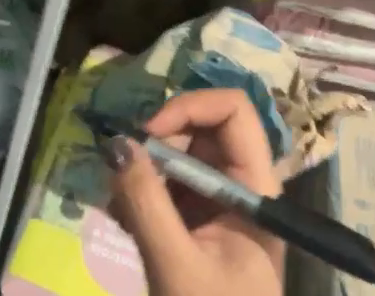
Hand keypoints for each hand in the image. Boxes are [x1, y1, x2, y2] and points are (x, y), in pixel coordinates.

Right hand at [106, 89, 284, 295]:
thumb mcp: (176, 266)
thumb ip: (146, 202)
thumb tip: (117, 143)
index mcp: (257, 188)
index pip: (233, 112)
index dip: (191, 107)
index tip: (148, 134)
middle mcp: (241, 187)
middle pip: (200, 131)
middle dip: (156, 145)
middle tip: (120, 175)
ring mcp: (218, 207)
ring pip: (177, 160)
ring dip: (143, 175)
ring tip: (118, 211)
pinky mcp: (196, 227)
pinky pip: (166, 189)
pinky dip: (140, 198)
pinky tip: (124, 225)